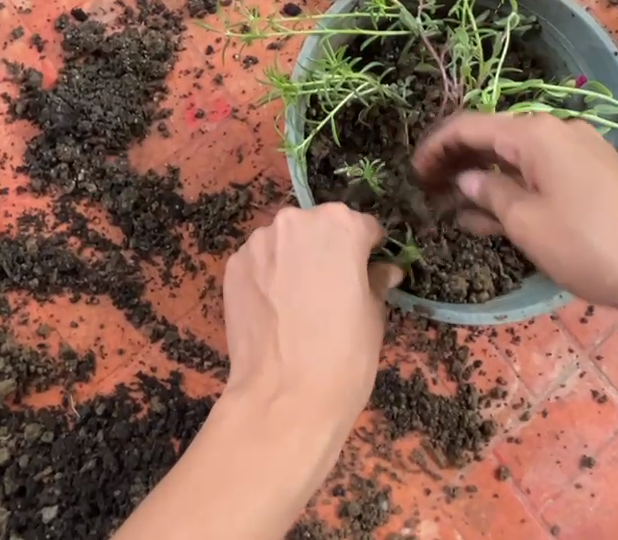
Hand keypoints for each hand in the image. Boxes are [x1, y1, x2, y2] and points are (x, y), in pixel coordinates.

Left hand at [221, 204, 401, 426]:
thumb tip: (383, 269)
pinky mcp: (234, 264)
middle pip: (319, 228)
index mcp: (341, 225)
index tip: (366, 274)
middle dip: (327, 250)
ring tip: (297, 303)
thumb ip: (376, 280)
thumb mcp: (374, 315)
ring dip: (293, 260)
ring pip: (285, 242)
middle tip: (331, 290)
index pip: (363, 228)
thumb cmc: (344, 356)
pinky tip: (273, 309)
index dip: (367, 251)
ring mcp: (260, 241)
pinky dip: (267, 276)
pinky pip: (259, 261)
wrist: (283, 397)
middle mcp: (298, 221)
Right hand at [412, 112, 617, 327]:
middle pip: (494, 137)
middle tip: (426, 190)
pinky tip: (492, 217)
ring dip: (484, 179)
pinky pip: (542, 175)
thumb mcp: (527, 224)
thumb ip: (489, 194)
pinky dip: (515, 190)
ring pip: (518, 159)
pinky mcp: (597, 178)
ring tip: (451, 208)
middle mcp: (558, 132)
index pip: (470, 125)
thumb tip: (466, 178)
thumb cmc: (592, 245)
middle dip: (458, 161)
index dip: (435, 146)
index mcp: (536, 133)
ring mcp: (581, 154)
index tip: (411, 172)